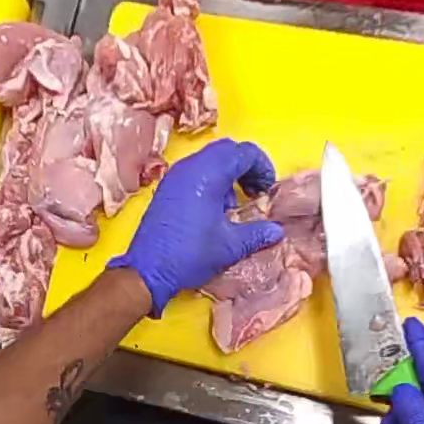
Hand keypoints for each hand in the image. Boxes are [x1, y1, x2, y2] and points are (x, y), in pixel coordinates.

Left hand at [108, 139, 284, 315]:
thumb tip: (276, 231)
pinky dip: (208, 184)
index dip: (263, 167)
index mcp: (209, 172)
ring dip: (226, 177)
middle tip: (254, 192)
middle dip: (245, 169)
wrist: (148, 272)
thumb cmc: (189, 255)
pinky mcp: (165, 191)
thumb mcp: (229, 246)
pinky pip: (193, 175)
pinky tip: (211, 213)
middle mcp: (190, 167)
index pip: (244, 152)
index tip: (268, 189)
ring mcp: (174, 177)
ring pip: (208, 162)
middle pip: (226, 151)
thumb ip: (256, 234)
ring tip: (232, 208)